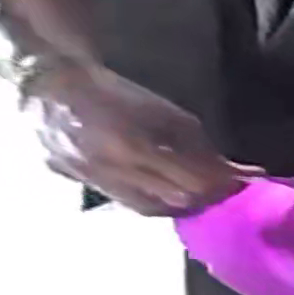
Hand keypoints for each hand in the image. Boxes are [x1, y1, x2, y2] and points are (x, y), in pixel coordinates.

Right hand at [28, 61, 255, 214]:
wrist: (51, 85)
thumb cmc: (124, 98)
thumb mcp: (174, 118)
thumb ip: (206, 151)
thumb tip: (242, 176)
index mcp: (134, 148)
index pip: (195, 183)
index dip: (223, 187)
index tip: (241, 185)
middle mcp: (109, 168)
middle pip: (178, 199)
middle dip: (208, 198)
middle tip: (227, 193)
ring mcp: (89, 177)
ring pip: (153, 208)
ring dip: (183, 206)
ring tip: (203, 197)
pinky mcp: (76, 181)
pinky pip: (126, 202)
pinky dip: (156, 203)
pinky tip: (173, 197)